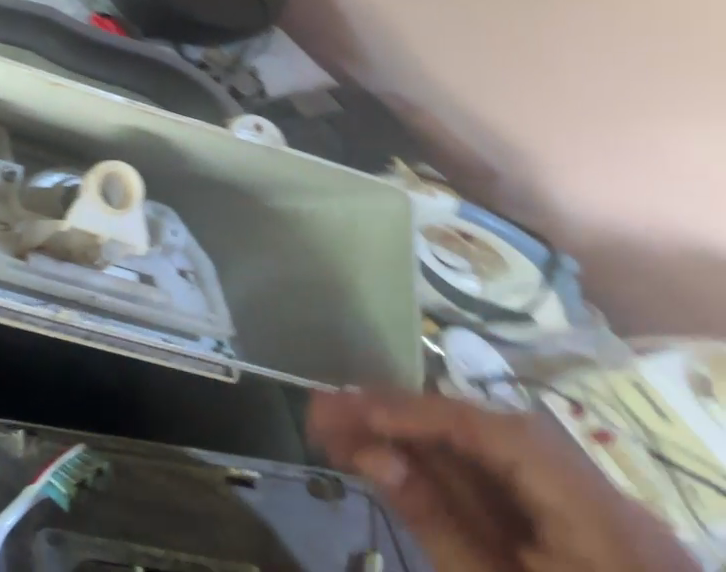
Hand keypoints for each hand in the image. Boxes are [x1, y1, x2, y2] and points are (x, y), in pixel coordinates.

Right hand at [309, 389, 699, 571]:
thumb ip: (436, 522)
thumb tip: (371, 451)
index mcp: (604, 525)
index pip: (502, 438)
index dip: (421, 412)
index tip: (350, 404)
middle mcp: (612, 506)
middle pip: (494, 437)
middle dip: (406, 419)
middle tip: (326, 409)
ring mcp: (601, 519)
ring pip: (492, 457)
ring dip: (414, 439)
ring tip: (339, 429)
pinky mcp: (581, 535)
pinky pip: (504, 484)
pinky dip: (443, 468)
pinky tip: (388, 458)